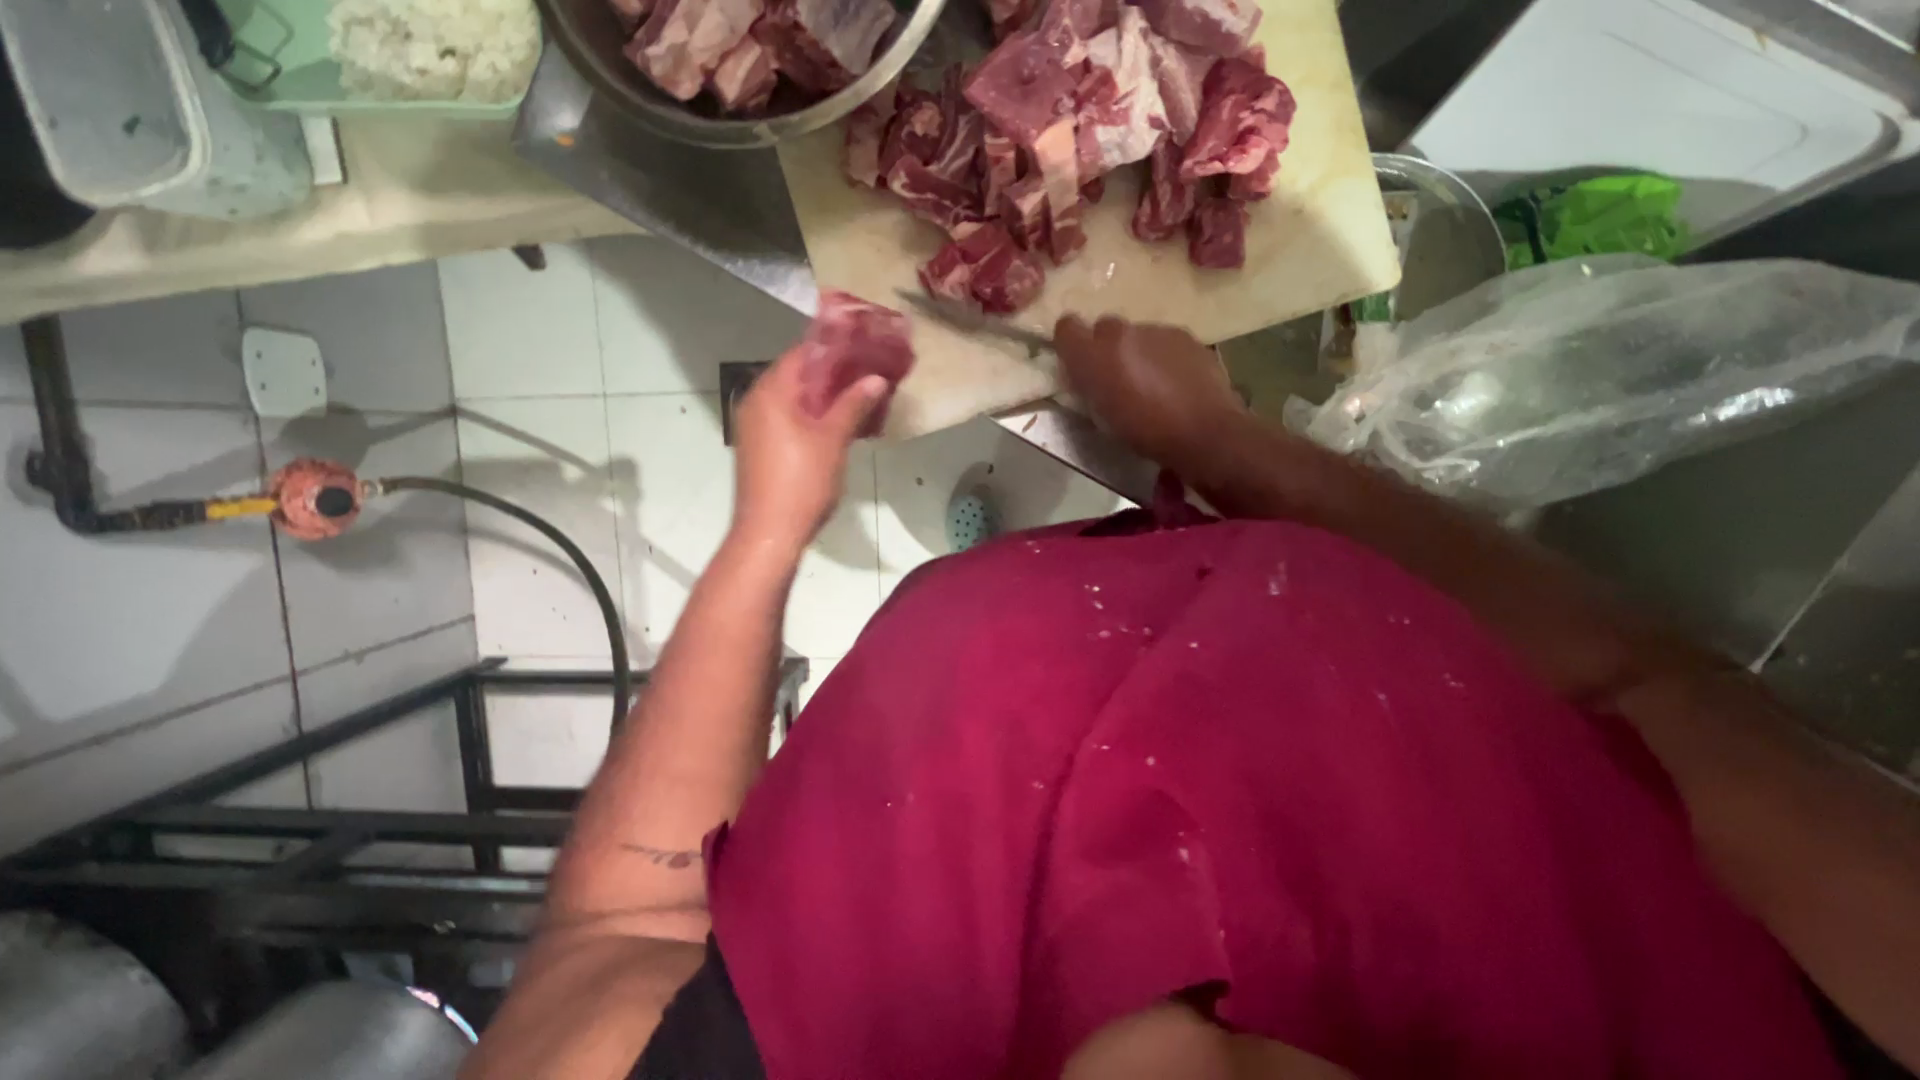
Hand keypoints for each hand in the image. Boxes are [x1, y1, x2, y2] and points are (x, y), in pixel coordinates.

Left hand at [730, 347, 888, 560]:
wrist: (768, 534)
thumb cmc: (801, 483)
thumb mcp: (833, 440)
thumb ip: (853, 404)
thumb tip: (876, 378)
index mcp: (770, 391)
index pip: (802, 353)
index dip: (834, 347)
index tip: (864, 346)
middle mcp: (756, 401)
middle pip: (797, 374)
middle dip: (832, 372)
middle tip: (868, 370)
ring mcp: (754, 425)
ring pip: (793, 398)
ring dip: (824, 395)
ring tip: (860, 394)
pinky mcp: (759, 446)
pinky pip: (787, 417)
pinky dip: (811, 415)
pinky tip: (839, 422)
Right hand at [1053, 316, 1246, 469]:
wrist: (1204, 431)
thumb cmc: (1145, 433)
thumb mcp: (1102, 418)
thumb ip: (1088, 388)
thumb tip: (1085, 376)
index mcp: (1094, 355)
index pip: (1066, 328)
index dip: (1071, 343)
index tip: (1078, 362)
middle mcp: (1121, 333)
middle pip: (1104, 327)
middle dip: (1106, 346)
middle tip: (1117, 376)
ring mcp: (1156, 330)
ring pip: (1137, 333)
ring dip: (1138, 350)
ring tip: (1152, 381)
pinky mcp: (1185, 335)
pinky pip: (1164, 340)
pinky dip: (1163, 355)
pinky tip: (1176, 380)